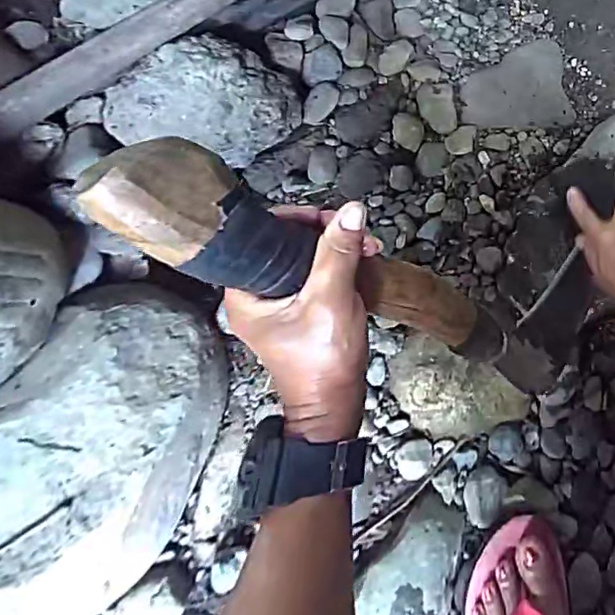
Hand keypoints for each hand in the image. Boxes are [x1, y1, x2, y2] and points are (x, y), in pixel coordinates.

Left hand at [222, 202, 380, 441]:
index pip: (264, 234)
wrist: (335, 402)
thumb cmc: (322, 362)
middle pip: (290, 240)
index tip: (329, 217)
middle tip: (354, 232)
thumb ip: (339, 253)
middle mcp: (260, 292)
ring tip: (367, 247)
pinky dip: (343, 260)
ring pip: (310, 253)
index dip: (297, 218)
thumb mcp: (331, 299)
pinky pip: (321, 269)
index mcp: (247, 292)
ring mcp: (283, 299)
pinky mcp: (305, 304)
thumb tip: (352, 212)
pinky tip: (364, 260)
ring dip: (341, 244)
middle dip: (328, 230)